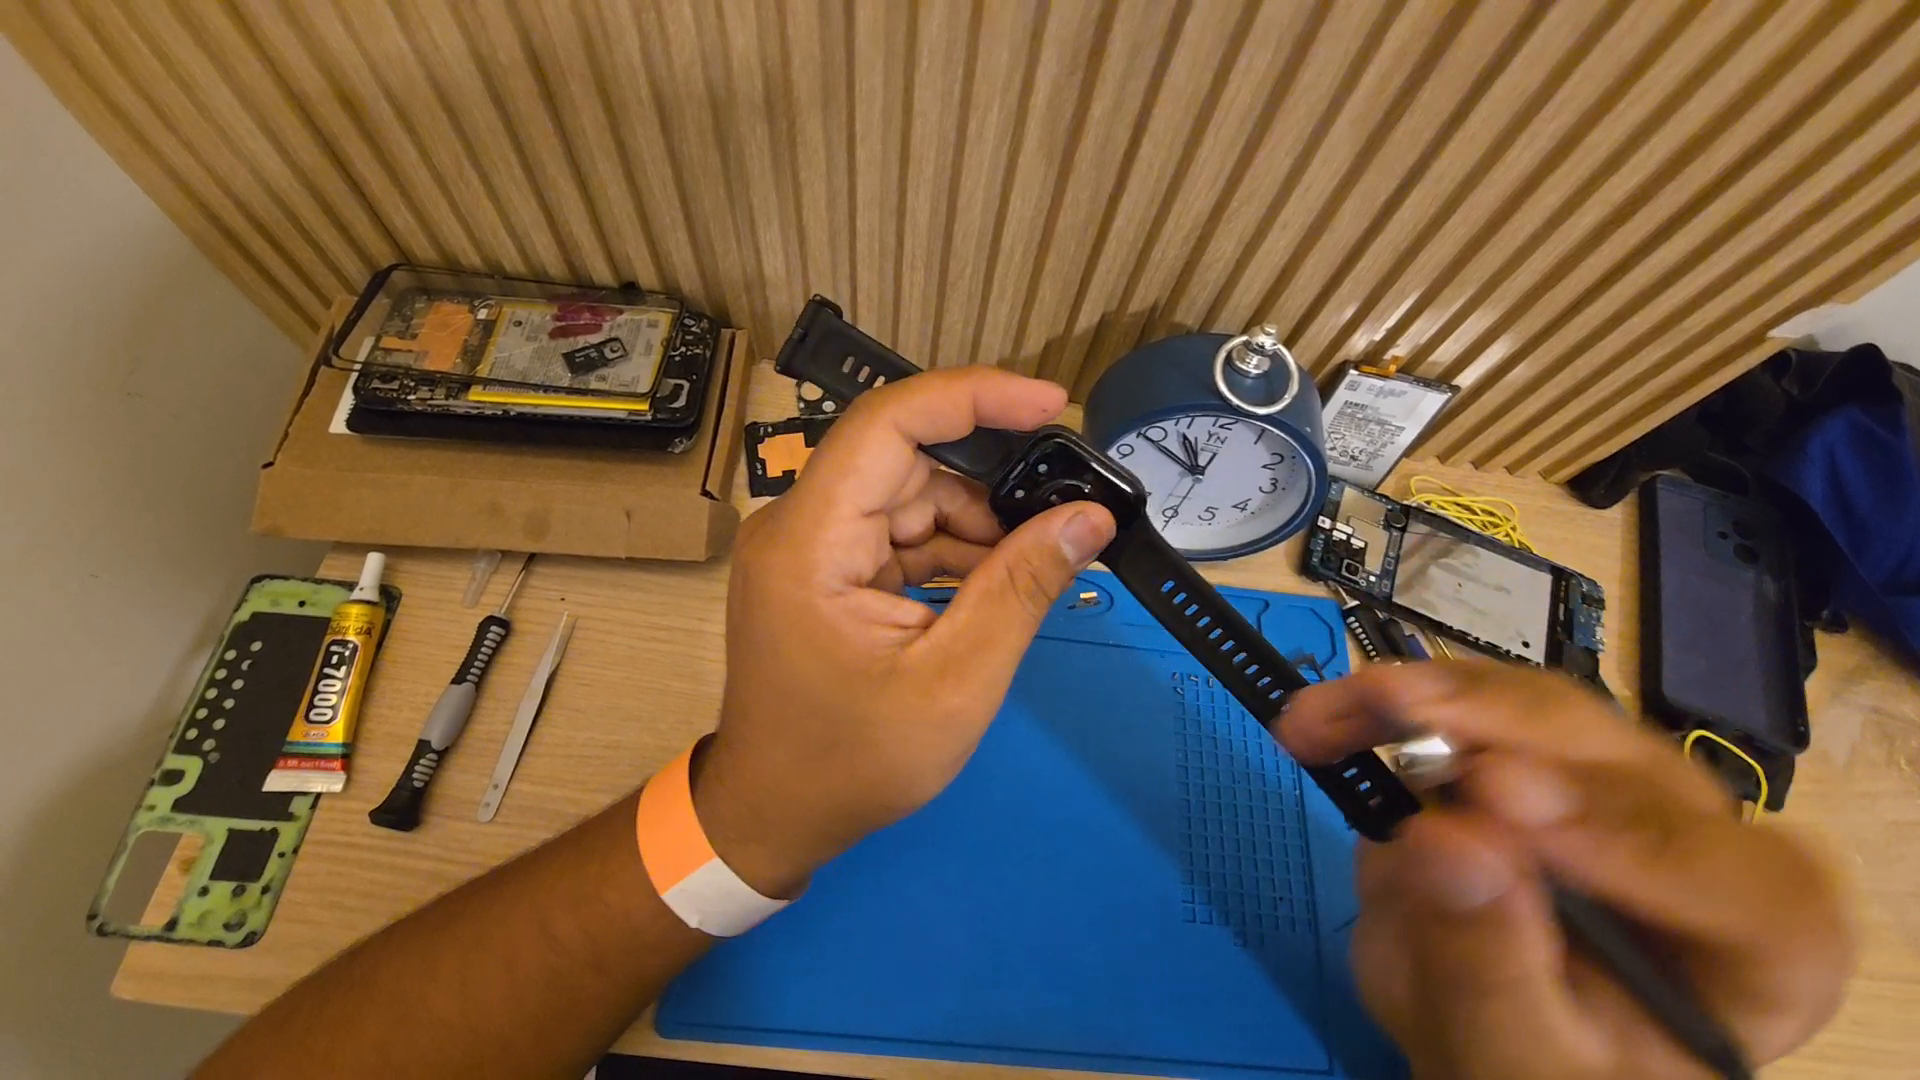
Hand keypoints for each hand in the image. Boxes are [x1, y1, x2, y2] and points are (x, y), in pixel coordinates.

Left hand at [693, 368, 1115, 897]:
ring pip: (907, 495)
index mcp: (811, 541)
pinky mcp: (824, 570)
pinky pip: (896, 532)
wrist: (774, 816)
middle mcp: (798, 524)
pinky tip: (992, 581)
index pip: (889, 422)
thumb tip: (1088, 518)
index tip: (1054, 406)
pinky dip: (949, 550)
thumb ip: (1021, 589)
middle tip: (1062, 509)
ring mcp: (808, 546)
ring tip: (1032, 562)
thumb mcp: (956, 682)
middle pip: (904, 458)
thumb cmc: (853, 764)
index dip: (974, 396)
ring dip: (974, 522)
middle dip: (989, 479)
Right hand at [1278, 660, 1852, 1079]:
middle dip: (1494, 726)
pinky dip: (1384, 700)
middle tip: (1393, 711)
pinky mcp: (1521, 748)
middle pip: (1617, 759)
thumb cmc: (1524, 1064)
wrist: (1482, 1027)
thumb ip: (1487, 965)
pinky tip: (1325, 714)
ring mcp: (1603, 778)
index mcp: (1749, 945)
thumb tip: (1447, 838)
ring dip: (1416, 696)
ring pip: (1531, 703)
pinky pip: (1463, 699)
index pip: (1734, 885)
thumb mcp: (1503, 1054)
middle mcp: (1691, 839)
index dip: (1623, 838)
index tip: (1498, 807)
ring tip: (1321, 715)